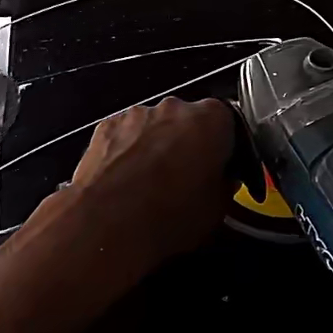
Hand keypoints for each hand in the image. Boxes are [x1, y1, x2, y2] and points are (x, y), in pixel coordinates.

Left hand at [51, 97, 234, 267]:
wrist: (108, 224)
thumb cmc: (170, 217)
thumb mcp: (217, 210)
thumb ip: (224, 184)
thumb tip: (221, 179)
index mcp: (211, 120)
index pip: (228, 125)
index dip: (225, 150)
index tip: (221, 171)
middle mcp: (173, 107)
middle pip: (187, 122)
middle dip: (187, 144)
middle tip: (184, 178)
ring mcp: (135, 114)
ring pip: (153, 127)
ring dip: (154, 146)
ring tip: (148, 183)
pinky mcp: (104, 126)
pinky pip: (124, 136)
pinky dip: (126, 151)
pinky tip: (123, 180)